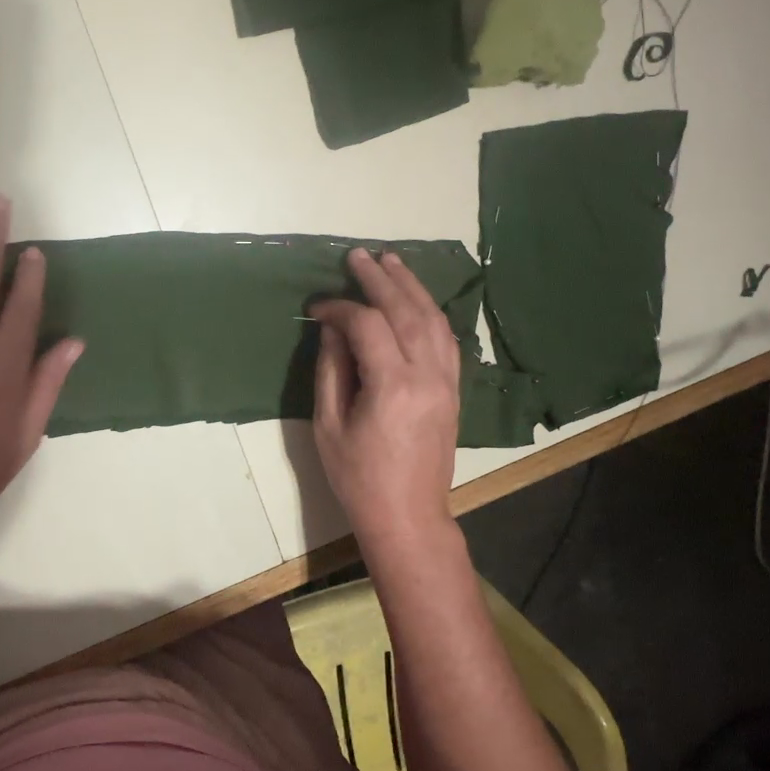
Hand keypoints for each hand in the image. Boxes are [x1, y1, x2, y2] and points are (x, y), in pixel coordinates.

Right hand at [309, 248, 460, 541]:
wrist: (408, 514)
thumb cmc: (358, 476)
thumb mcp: (329, 425)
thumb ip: (332, 370)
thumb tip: (332, 329)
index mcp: (393, 385)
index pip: (367, 325)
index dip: (340, 308)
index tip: (315, 307)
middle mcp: (427, 375)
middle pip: (406, 311)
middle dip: (380, 280)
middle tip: (357, 256)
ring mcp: (447, 381)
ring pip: (433, 319)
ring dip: (411, 287)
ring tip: (390, 262)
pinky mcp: (454, 390)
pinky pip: (447, 339)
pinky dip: (430, 313)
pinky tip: (416, 301)